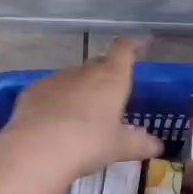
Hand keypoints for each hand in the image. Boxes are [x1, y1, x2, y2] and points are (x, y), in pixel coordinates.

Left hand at [0, 37, 163, 181]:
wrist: (39, 148)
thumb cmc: (89, 142)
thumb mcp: (119, 147)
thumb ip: (139, 144)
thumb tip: (158, 146)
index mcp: (111, 77)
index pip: (124, 50)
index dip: (133, 45)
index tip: (140, 45)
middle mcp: (84, 71)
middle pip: (99, 64)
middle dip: (105, 75)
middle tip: (111, 94)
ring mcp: (56, 78)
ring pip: (73, 78)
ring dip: (80, 90)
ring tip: (81, 115)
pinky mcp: (33, 90)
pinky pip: (50, 91)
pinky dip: (56, 100)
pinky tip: (53, 122)